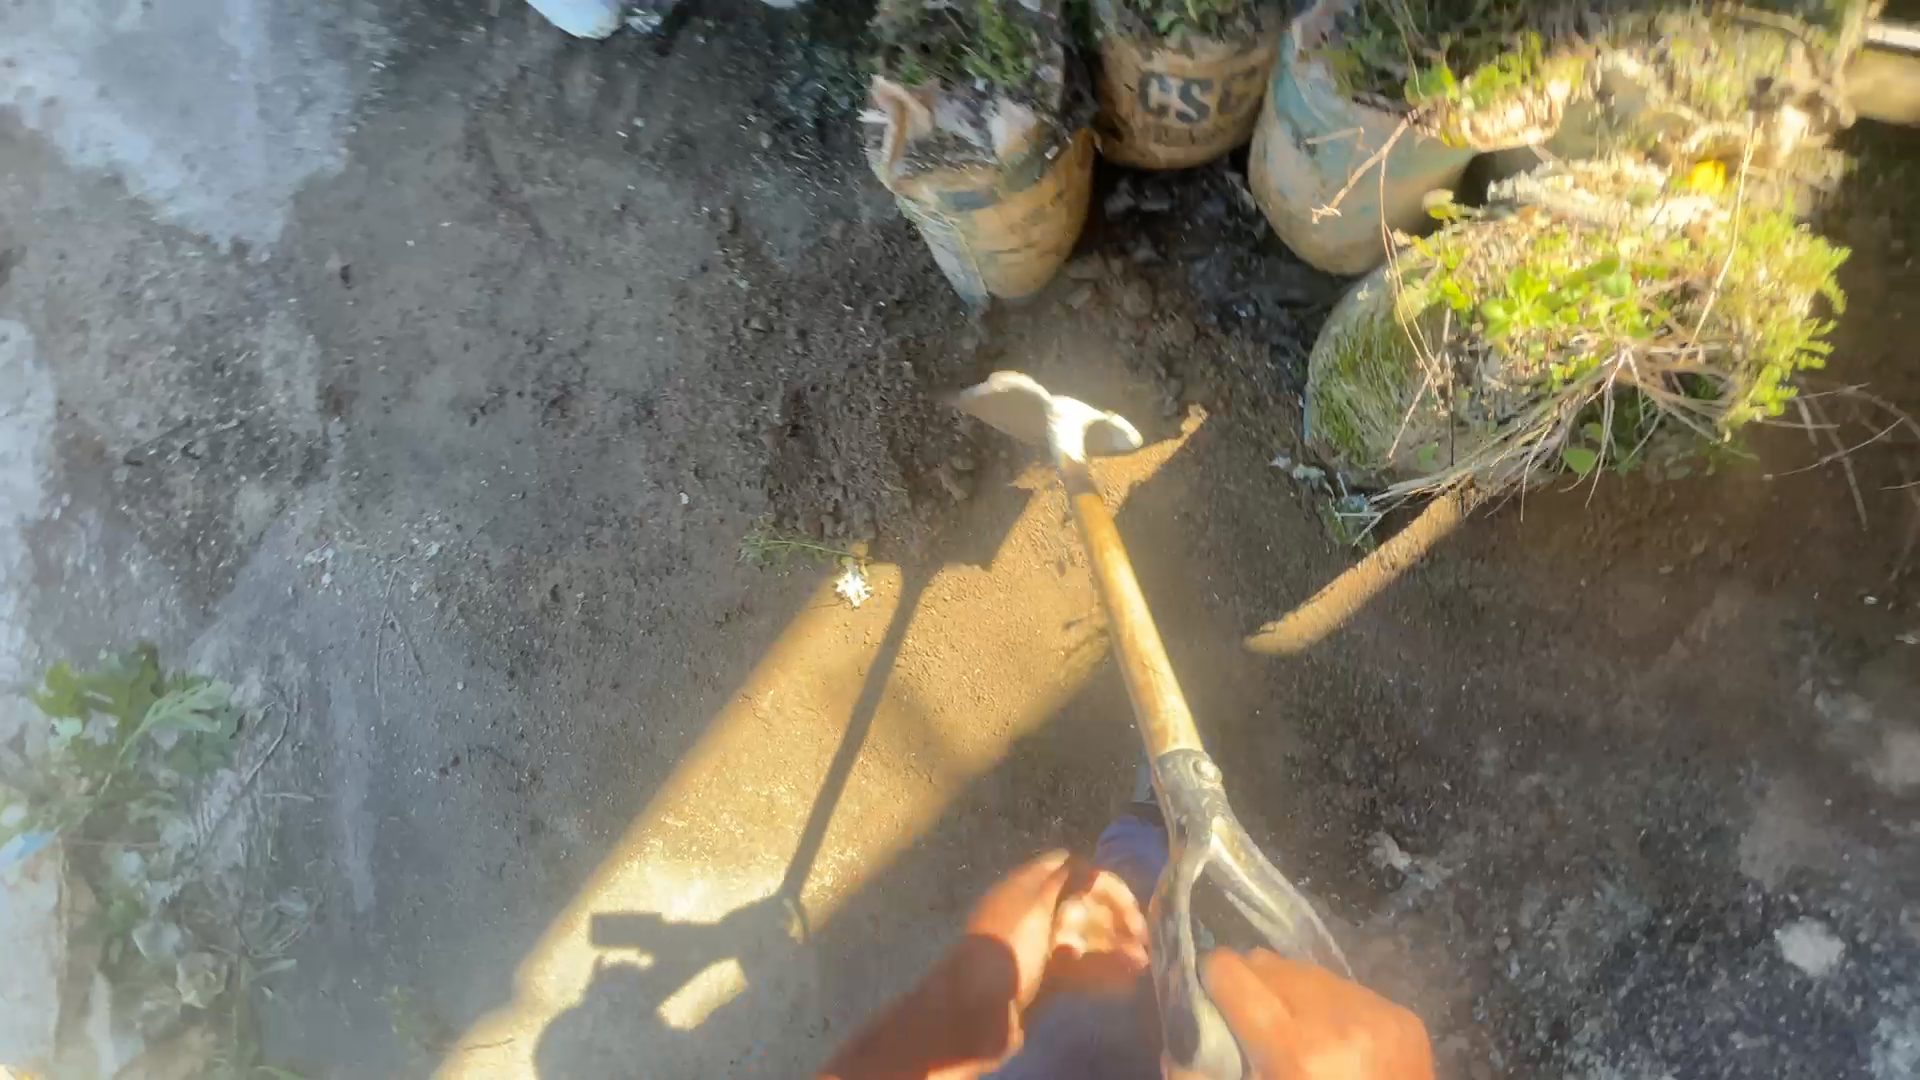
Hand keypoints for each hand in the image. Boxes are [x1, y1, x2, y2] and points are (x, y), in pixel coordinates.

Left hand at [960, 849, 1150, 1013]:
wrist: (975, 1010)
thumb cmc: (1009, 946)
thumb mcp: (1037, 902)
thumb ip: (1067, 879)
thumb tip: (1091, 866)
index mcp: (1027, 884)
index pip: (1072, 868)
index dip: (1102, 881)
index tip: (1130, 903)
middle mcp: (1033, 909)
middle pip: (1080, 903)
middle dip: (1113, 917)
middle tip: (1144, 938)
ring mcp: (1037, 946)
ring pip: (1082, 938)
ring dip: (1113, 946)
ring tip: (1142, 962)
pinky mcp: (1041, 980)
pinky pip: (1077, 968)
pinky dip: (1101, 970)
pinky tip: (1127, 979)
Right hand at [1203, 949, 1432, 1079]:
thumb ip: (1202, 1079)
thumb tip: (1172, 1048)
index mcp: (1296, 1053)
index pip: (1230, 968)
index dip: (1213, 981)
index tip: (1212, 1003)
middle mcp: (1336, 1020)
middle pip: (1263, 961)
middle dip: (1251, 987)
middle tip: (1254, 1027)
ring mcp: (1374, 1013)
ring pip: (1300, 968)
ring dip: (1289, 993)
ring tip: (1296, 1033)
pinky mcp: (1401, 1016)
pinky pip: (1340, 985)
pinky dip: (1327, 1007)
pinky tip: (1335, 1042)